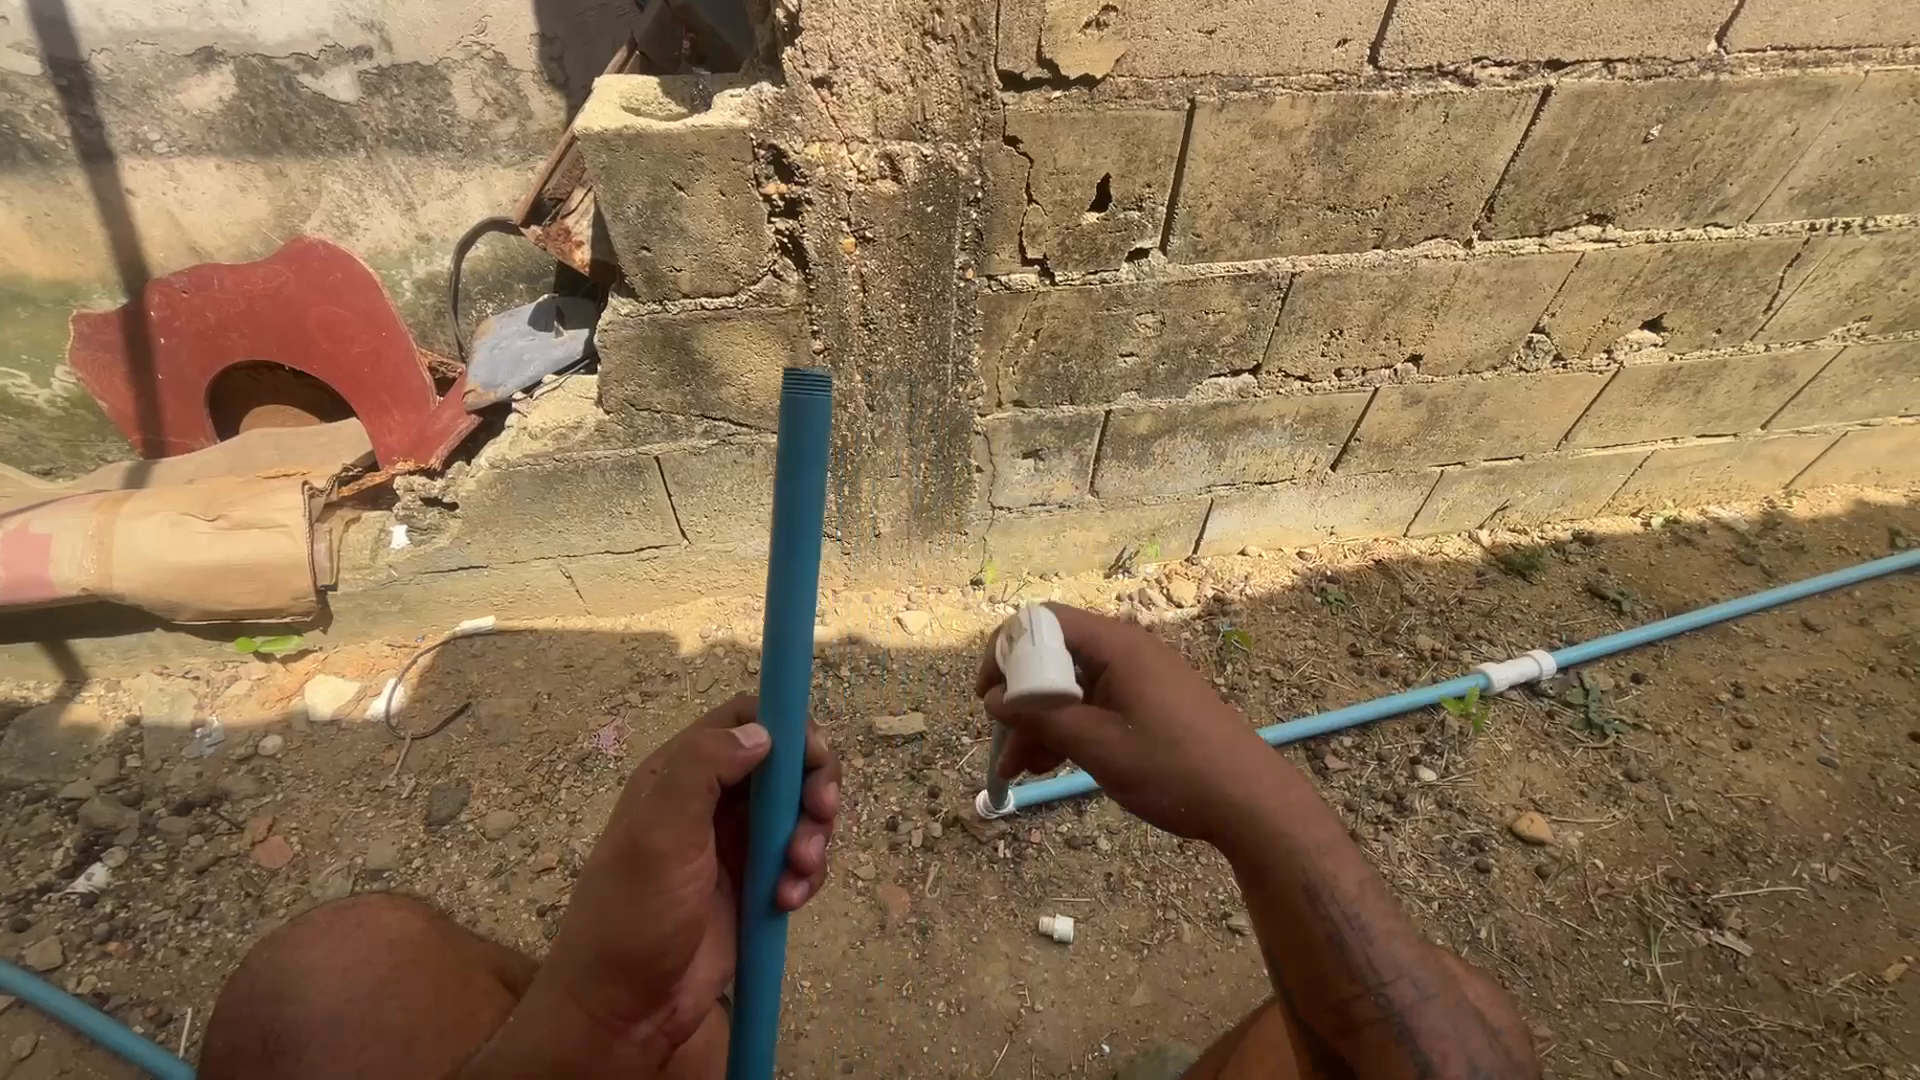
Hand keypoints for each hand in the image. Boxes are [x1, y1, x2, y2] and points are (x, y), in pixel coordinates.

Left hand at [526, 694, 840, 1067]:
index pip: (744, 718)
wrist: (625, 1012)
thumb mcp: (659, 833)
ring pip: (801, 808)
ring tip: (797, 873)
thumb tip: (763, 733)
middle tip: (822, 814)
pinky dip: (806, 873)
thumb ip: (703, 768)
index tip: (813, 757)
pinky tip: (788, 901)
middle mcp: (715, 796)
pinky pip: (802, 856)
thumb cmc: (634, 914)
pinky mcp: (758, 878)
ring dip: (813, 835)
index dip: (786, 726)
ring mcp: (738, 838)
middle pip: (787, 760)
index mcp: (683, 771)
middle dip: (813, 784)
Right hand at [976, 602, 1276, 842]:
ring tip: (1017, 768)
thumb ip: (1042, 717)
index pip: (1042, 622)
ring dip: (1042, 721)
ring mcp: (1139, 677)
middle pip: (1055, 657)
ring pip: (1072, 686)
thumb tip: (996, 700)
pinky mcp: (1149, 701)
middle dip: (1021, 698)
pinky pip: (1095, 703)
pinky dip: (1070, 727)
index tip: (986, 694)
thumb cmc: (1173, 769)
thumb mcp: (1097, 745)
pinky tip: (1050, 763)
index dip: (1005, 651)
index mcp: (1115, 645)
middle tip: (999, 739)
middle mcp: (1125, 650)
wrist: (1251, 802)